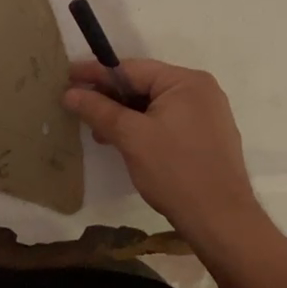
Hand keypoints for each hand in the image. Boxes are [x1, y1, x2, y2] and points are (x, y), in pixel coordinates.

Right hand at [64, 59, 259, 233]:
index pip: (132, 69)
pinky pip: (167, 122)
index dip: (96, 73)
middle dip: (110, 98)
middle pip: (144, 86)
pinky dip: (142, 129)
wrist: (220, 218)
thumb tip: (70, 92)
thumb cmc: (175, 170)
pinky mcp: (206, 138)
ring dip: (124, 117)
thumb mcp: (131, 137)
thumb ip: (99, 110)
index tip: (66, 75)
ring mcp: (207, 115)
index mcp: (186, 81)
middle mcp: (201, 91)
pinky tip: (124, 143)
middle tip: (78, 109)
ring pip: (154, 107)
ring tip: (99, 133)